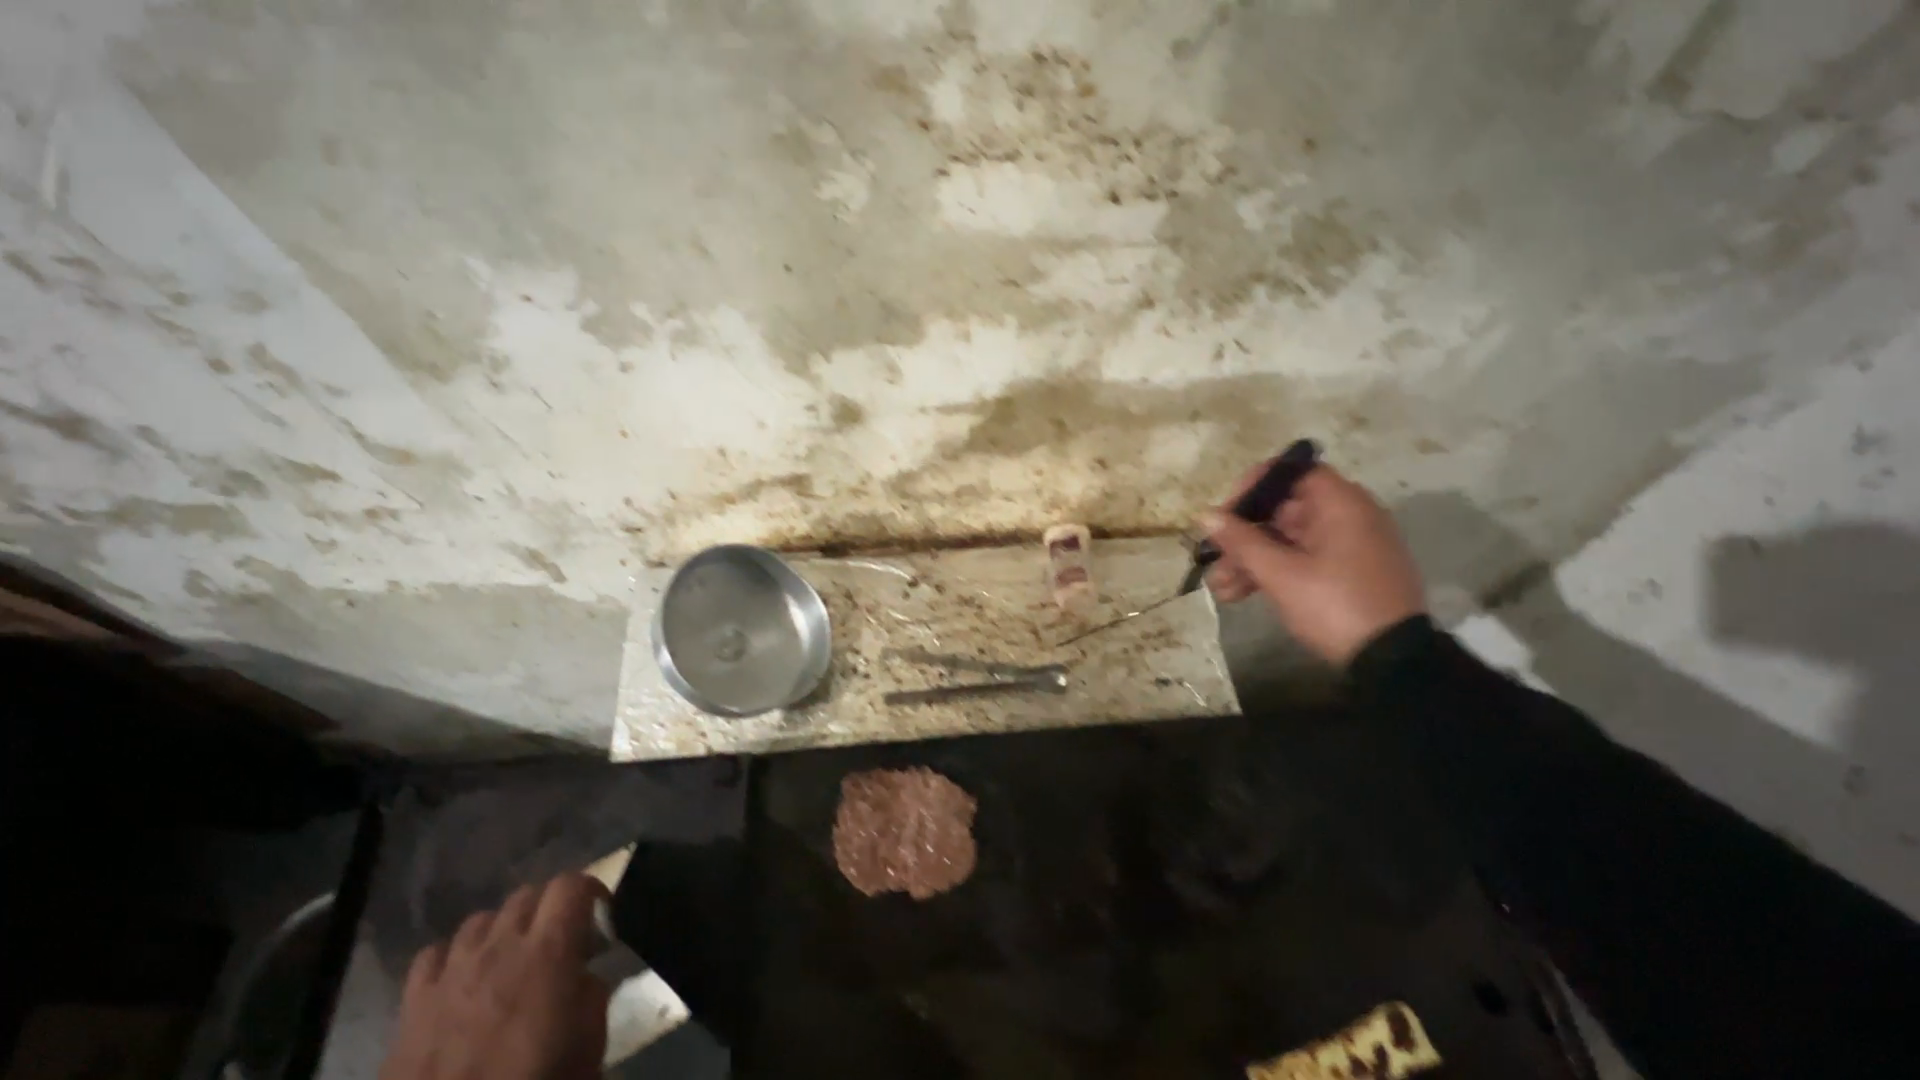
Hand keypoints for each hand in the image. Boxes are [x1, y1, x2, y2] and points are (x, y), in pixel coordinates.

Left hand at [381, 874, 611, 1079]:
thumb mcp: (590, 1048)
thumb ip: (592, 997)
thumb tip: (582, 977)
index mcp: (548, 952)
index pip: (571, 885)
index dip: (591, 891)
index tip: (601, 919)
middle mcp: (499, 947)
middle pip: (527, 895)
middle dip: (549, 911)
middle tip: (561, 946)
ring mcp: (452, 971)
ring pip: (481, 919)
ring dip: (503, 931)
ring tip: (512, 962)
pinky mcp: (414, 1001)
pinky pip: (436, 954)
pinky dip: (455, 957)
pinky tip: (464, 981)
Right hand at [1204, 463, 1426, 666]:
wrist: (1392, 660)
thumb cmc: (1335, 605)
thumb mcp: (1281, 574)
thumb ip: (1241, 541)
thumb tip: (1205, 516)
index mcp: (1340, 504)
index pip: (1290, 473)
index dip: (1252, 488)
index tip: (1224, 515)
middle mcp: (1349, 517)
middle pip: (1284, 511)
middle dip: (1243, 537)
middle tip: (1213, 562)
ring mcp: (1351, 548)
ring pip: (1289, 541)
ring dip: (1252, 560)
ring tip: (1220, 589)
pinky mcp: (1349, 575)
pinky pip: (1305, 561)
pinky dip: (1275, 573)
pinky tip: (1241, 596)